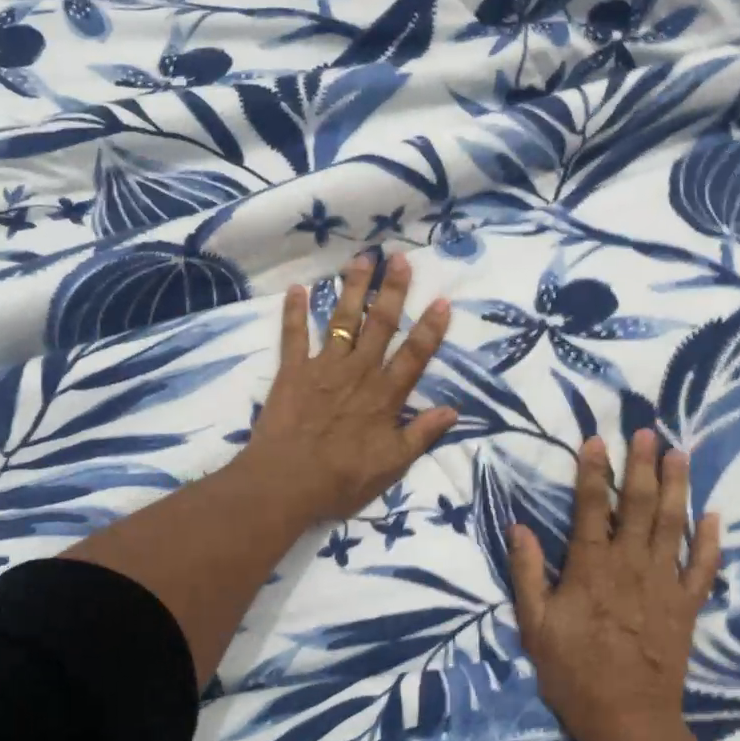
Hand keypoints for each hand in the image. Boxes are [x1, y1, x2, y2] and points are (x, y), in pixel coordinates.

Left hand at [236, 251, 457, 521]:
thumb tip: (453, 411)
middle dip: (391, 290)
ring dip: (353, 288)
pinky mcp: (291, 371)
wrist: (286, 481)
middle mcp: (358, 372)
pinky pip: (293, 335)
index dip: (430, 328)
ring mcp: (323, 367)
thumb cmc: (342, 479)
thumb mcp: (392, 465)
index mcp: (385, 395)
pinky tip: (297, 288)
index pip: (414, 355)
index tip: (442, 300)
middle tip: (399, 258)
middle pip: (379, 324)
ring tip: (362, 258)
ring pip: (342, 320)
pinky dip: (294, 311)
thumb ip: (422, 434)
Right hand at [507, 431, 721, 740]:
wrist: (627, 718)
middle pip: (639, 505)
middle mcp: (631, 566)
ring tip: (680, 453)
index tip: (596, 440)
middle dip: (642, 465)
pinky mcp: (687, 605)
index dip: (593, 472)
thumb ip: (526, 574)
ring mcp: (665, 584)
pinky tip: (714, 514)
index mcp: (591, 568)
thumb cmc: (573, 673)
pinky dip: (711, 539)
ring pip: (673, 525)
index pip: (591, 508)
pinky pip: (704, 566)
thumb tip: (518, 527)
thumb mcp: (535, 626)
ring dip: (678, 486)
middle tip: (647, 432)